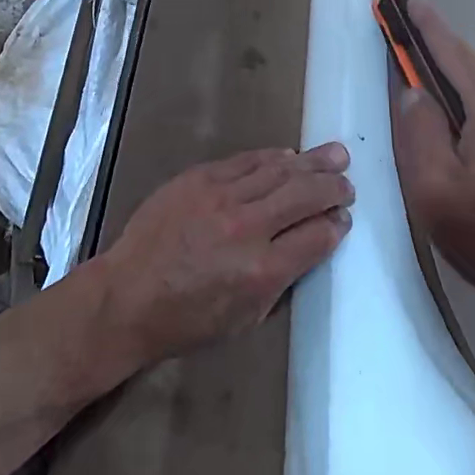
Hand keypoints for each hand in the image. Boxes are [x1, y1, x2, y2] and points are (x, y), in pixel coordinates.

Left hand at [95, 143, 353, 366]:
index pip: (317, 236)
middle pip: (305, 195)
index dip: (337, 225)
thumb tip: (313, 240)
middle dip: (333, 187)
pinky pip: (246, 160)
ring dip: (312, 162)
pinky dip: (272, 156)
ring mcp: (222, 196)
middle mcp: (247, 227)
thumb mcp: (245, 318)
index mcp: (261, 271)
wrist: (127, 295)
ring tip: (335, 155)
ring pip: (280, 170)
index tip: (344, 219)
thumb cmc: (187, 319)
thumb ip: (284, 278)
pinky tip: (289, 154)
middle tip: (347, 183)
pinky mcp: (200, 177)